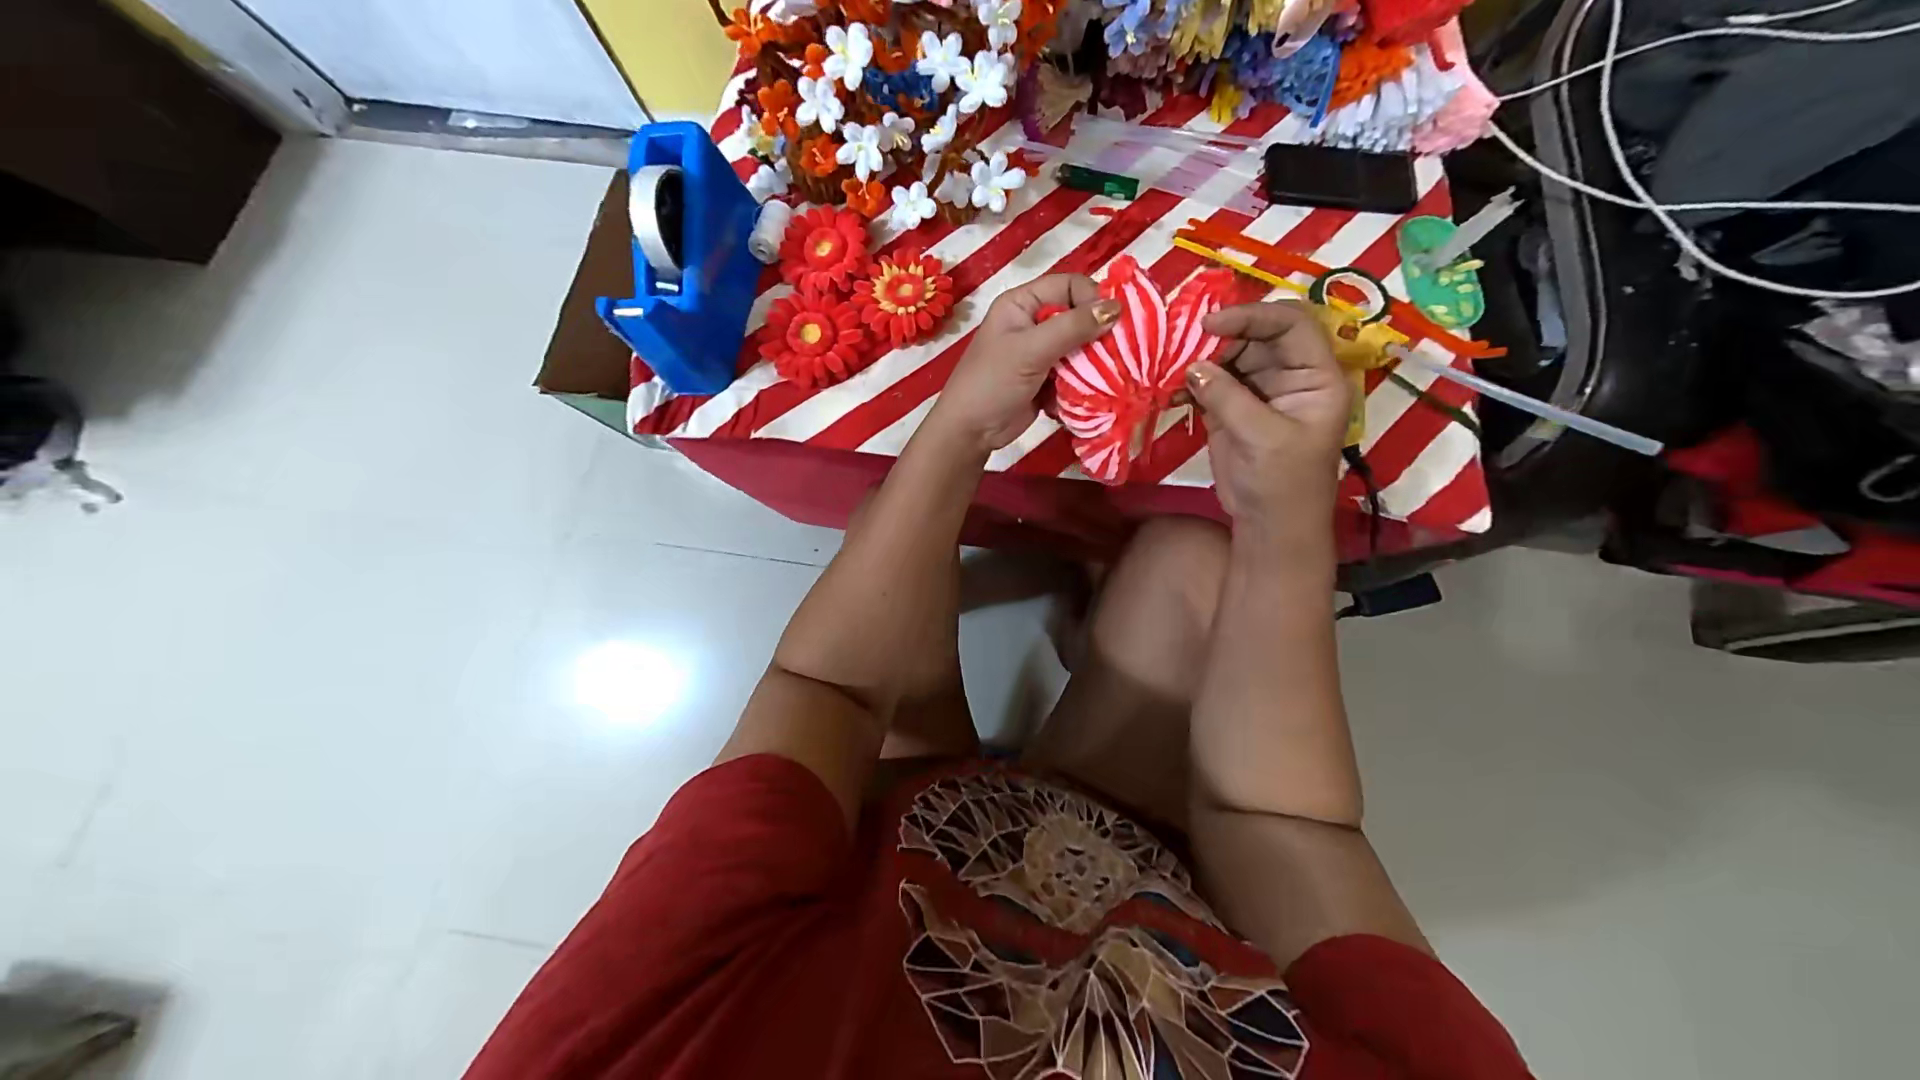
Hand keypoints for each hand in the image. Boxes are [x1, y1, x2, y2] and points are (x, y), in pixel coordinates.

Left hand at [927, 274, 1121, 452]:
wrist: (969, 432)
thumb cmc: (992, 383)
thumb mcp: (1031, 350)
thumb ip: (1072, 327)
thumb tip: (1116, 307)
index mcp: (1022, 304)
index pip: (1069, 286)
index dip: (1093, 299)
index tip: (1113, 323)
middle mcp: (1032, 323)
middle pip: (1078, 318)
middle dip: (1097, 337)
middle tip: (1117, 355)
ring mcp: (1040, 353)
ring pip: (1080, 349)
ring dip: (1092, 365)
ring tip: (1104, 379)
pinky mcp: (1046, 380)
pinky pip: (1075, 375)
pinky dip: (1081, 385)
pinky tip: (1084, 398)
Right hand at [1184, 301, 1350, 538]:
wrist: (1270, 526)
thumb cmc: (1283, 484)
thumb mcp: (1262, 438)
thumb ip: (1229, 397)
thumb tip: (1192, 366)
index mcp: (1316, 376)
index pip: (1290, 325)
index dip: (1252, 316)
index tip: (1210, 324)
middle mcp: (1289, 375)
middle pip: (1256, 335)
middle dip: (1221, 335)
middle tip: (1182, 343)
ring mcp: (1258, 391)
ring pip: (1229, 356)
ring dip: (1200, 357)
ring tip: (1170, 364)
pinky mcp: (1232, 408)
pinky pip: (1210, 382)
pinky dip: (1190, 381)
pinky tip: (1171, 387)